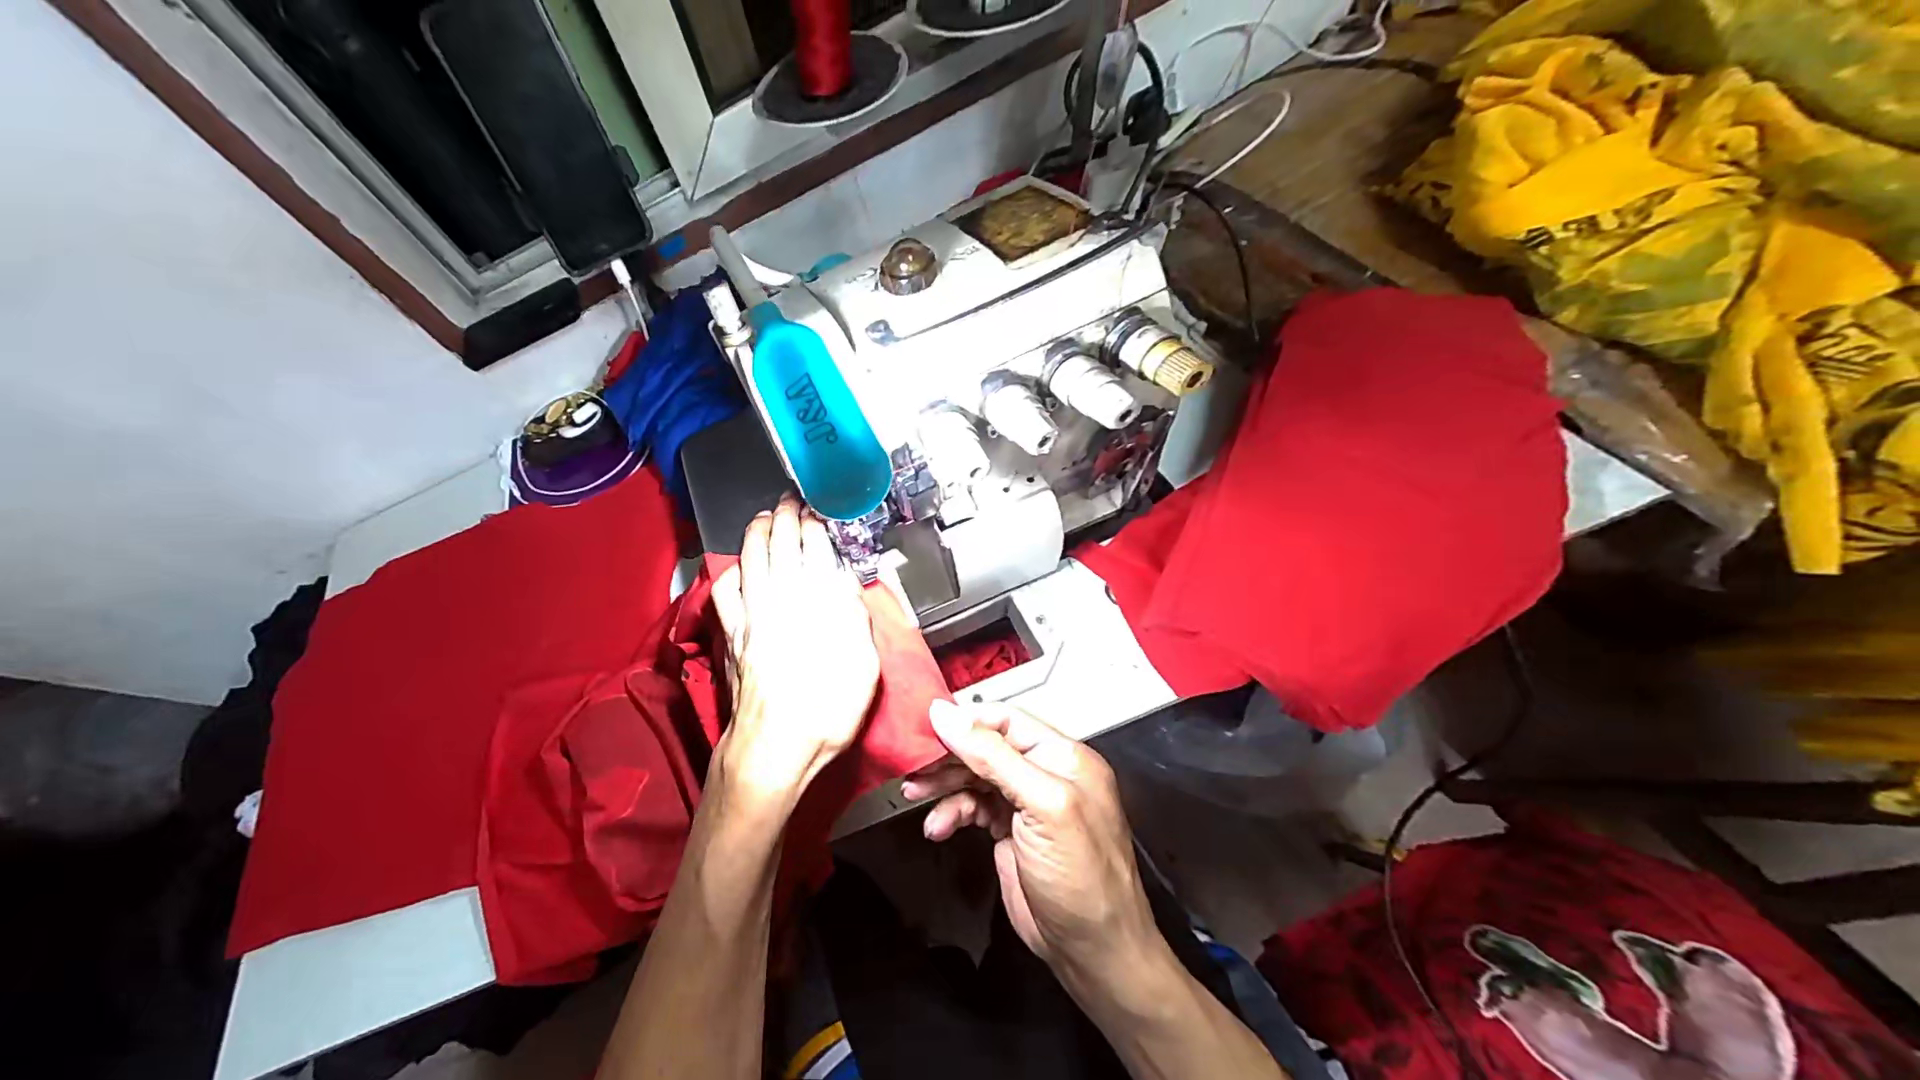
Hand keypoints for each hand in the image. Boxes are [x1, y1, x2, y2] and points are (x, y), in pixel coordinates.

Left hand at [710, 496, 879, 802]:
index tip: (820, 510)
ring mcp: (752, 614)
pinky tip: (737, 568)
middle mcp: (782, 599)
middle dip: (786, 515)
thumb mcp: (864, 663)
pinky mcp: (731, 634)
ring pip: (749, 557)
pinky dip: (731, 571)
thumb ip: (855, 615)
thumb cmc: (826, 710)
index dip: (818, 523)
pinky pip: (725, 591)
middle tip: (791, 501)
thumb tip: (846, 584)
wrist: (776, 746)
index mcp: (819, 601)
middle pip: (780, 543)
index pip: (816, 547)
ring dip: (757, 532)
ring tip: (764, 518)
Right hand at [901, 701, 1160, 983]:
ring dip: (943, 785)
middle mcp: (1045, 774)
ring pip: (974, 777)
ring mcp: (1026, 804)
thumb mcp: (1042, 806)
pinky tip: (938, 827)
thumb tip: (948, 716)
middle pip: (986, 747)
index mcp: (1064, 756)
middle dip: (949, 755)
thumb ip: (994, 757)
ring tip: (915, 793)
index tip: (927, 724)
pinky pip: (972, 808)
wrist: (1091, 952)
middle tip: (914, 765)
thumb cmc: (1084, 878)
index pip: (1008, 720)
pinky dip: (951, 813)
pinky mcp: (1009, 831)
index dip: (967, 720)